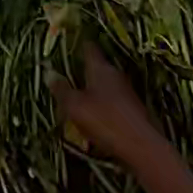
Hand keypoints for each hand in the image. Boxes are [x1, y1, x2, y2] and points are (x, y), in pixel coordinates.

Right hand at [48, 42, 165, 166]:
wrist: (142, 148)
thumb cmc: (105, 120)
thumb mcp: (75, 106)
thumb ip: (62, 90)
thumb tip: (49, 73)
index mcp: (100, 67)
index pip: (88, 48)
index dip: (77, 45)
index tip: (66, 45)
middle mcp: (114, 74)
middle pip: (97, 66)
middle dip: (83, 70)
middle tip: (66, 75)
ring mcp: (126, 91)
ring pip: (105, 84)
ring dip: (92, 89)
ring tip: (77, 99)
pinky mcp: (133, 110)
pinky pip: (112, 101)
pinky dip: (102, 105)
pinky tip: (94, 117)